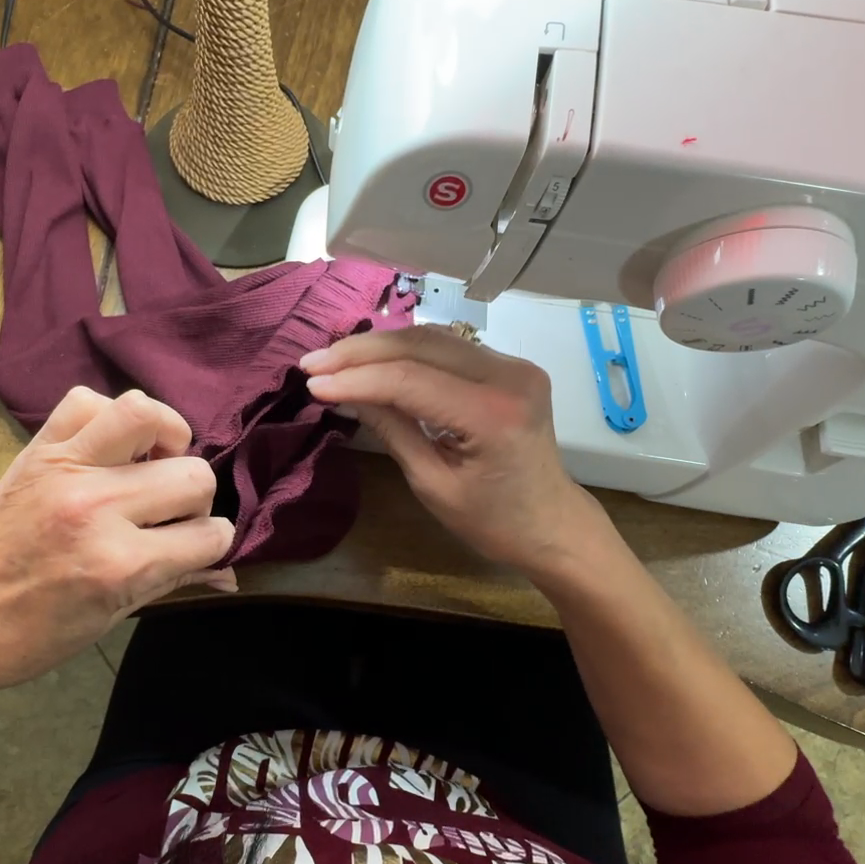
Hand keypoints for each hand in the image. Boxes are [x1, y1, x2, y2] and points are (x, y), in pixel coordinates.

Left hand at [0, 387, 236, 706]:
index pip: (209, 535)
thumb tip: (227, 572)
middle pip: (193, 476)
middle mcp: (97, 507)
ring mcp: (64, 470)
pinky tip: (109, 450)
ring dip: (166, 438)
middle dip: (196, 501)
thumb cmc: (28, 638)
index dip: (212, 544)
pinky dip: (108, 418)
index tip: (197, 548)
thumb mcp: (110, 619)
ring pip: (145, 414)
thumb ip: (172, 581)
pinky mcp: (36, 450)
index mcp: (121, 565)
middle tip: (171, 517)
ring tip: (153, 464)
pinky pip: (86, 401)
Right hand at [301, 325, 617, 581]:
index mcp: (492, 413)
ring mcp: (514, 365)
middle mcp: (509, 375)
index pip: (409, 380)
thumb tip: (343, 393)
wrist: (552, 525)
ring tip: (333, 358)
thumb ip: (391, 429)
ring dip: (379, 345)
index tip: (311, 382)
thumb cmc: (493, 521)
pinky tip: (372, 359)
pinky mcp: (511, 365)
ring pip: (432, 338)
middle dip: (360, 351)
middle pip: (420, 345)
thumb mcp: (432, 484)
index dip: (355, 378)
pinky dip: (406, 352)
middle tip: (312, 362)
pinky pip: (448, 348)